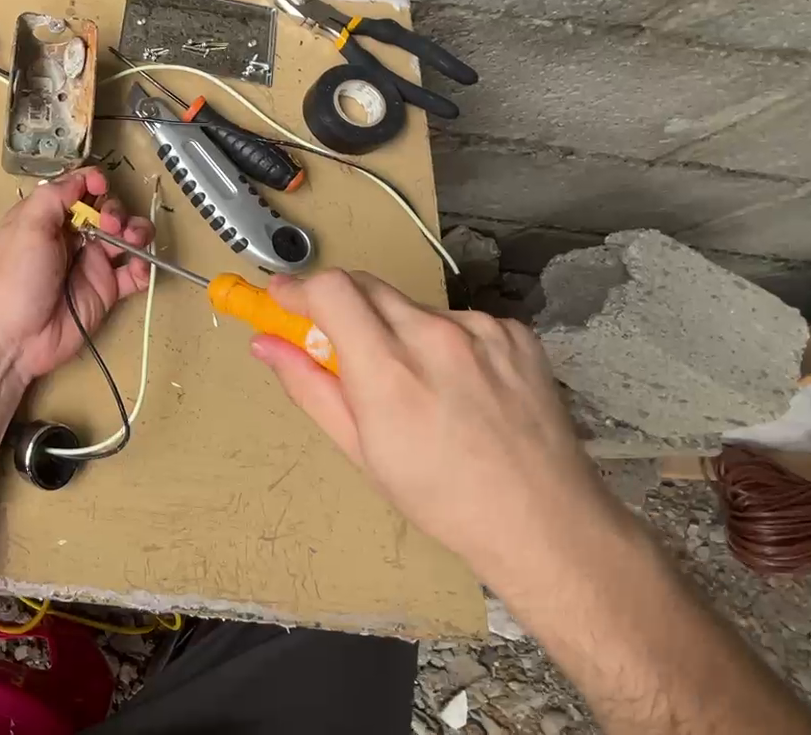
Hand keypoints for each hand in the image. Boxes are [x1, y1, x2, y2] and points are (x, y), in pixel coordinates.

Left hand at [0, 168, 152, 383]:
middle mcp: (70, 237)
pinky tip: (139, 268)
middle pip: (106, 210)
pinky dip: (144, 267)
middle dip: (116, 209)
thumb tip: (80, 179)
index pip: (77, 189)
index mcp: (46, 218)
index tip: (99, 186)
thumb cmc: (16, 278)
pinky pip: (134, 273)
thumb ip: (54, 196)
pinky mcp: (105, 289)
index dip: (92, 182)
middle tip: (110, 224)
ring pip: (126, 237)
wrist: (19, 336)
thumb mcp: (27, 225)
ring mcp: (90, 263)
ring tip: (133, 241)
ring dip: (137, 232)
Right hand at [249, 270, 618, 583]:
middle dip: (337, 304)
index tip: (282, 298)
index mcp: (389, 372)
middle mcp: (435, 338)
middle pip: (364, 286)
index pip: (331, 290)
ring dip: (392, 326)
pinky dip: (440, 339)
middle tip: (335, 342)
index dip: (298, 288)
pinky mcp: (515, 334)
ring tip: (412, 380)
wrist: (547, 524)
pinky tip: (456, 383)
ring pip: (409, 305)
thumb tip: (264, 344)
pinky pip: (456, 319)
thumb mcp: (358, 449)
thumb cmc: (440, 497)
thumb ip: (307, 386)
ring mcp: (482, 332)